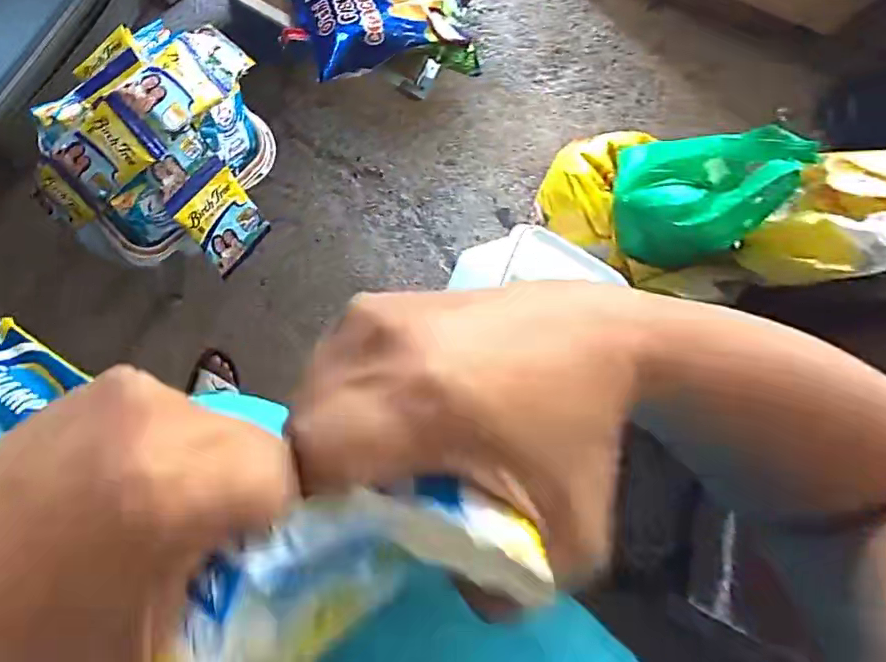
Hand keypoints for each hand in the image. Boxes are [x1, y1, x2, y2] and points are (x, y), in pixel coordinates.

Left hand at [0, 366, 294, 659]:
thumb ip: (230, 609)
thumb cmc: (39, 620)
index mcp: (172, 477)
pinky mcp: (103, 379)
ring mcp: (126, 385)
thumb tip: (276, 587)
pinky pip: (172, 412)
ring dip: (210, 467)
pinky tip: (128, 484)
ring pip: (212, 423)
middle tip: (210, 546)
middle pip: (250, 440)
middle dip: (248, 493)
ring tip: (162, 514)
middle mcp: (156, 411)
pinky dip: (173, 446)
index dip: (285, 520)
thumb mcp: (150, 645)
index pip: (283, 471)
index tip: (257, 559)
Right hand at [286, 284, 648, 593]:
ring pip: (308, 384)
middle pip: (302, 416)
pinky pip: (327, 359)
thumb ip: (500, 581)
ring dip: (325, 423)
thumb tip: (439, 581)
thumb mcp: (568, 537)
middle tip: (358, 490)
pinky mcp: (368, 303)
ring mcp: (367, 316)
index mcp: (419, 401)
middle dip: (317, 463)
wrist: (583, 333)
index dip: (317, 493)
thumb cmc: (575, 433)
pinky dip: (338, 390)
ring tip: (370, 446)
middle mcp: (377, 348)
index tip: (349, 520)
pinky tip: (382, 403)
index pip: (317, 449)